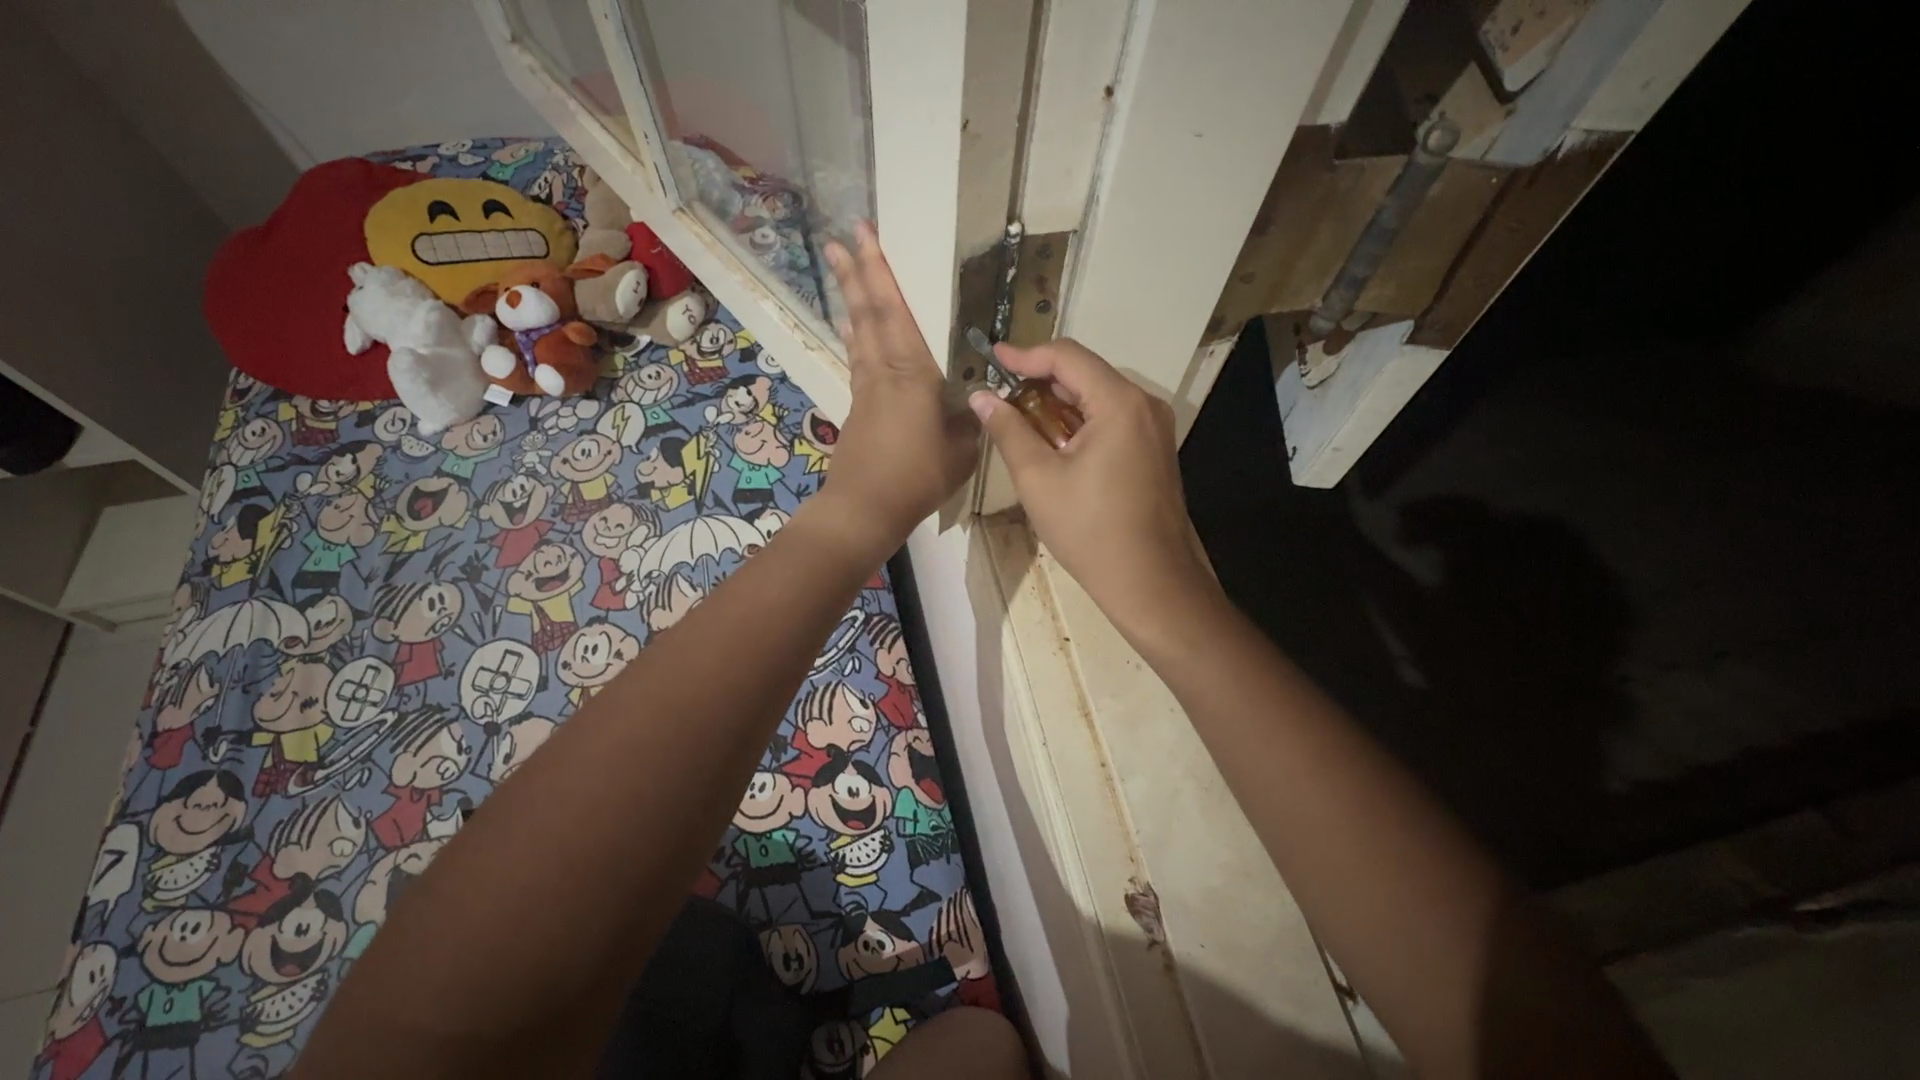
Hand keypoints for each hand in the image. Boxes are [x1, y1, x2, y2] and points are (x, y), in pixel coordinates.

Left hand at [812, 222, 979, 552]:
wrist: (864, 508)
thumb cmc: (917, 478)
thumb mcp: (961, 451)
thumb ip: (970, 421)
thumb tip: (980, 401)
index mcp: (912, 373)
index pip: (895, 311)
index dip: (880, 271)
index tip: (866, 235)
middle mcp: (884, 370)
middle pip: (868, 311)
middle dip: (857, 271)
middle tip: (842, 235)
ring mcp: (866, 388)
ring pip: (858, 331)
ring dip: (850, 297)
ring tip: (839, 266)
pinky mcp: (857, 407)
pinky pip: (857, 358)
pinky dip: (854, 335)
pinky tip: (852, 328)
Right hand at [970, 339, 1217, 633]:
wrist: (1151, 581)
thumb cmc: (1090, 530)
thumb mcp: (1038, 479)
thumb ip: (1008, 430)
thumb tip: (982, 397)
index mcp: (1119, 403)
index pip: (1067, 357)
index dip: (1025, 354)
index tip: (992, 360)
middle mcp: (1144, 405)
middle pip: (1086, 373)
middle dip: (1041, 382)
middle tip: (1002, 400)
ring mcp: (1155, 428)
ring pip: (1099, 397)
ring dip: (1059, 405)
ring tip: (1023, 426)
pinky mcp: (1155, 450)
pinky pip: (1113, 419)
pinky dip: (1081, 423)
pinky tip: (1057, 448)